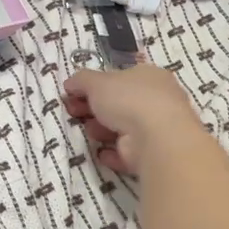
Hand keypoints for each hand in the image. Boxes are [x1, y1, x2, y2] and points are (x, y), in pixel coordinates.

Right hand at [63, 66, 205, 176]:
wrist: (157, 138)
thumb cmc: (128, 100)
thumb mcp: (95, 81)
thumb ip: (80, 80)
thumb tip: (71, 85)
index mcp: (149, 76)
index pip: (118, 78)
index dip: (93, 85)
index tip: (73, 94)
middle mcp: (157, 99)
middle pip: (117, 103)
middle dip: (92, 108)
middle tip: (75, 112)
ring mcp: (157, 127)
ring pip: (120, 127)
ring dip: (100, 129)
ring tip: (91, 132)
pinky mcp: (153, 151)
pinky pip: (127, 150)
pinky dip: (112, 152)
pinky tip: (102, 152)